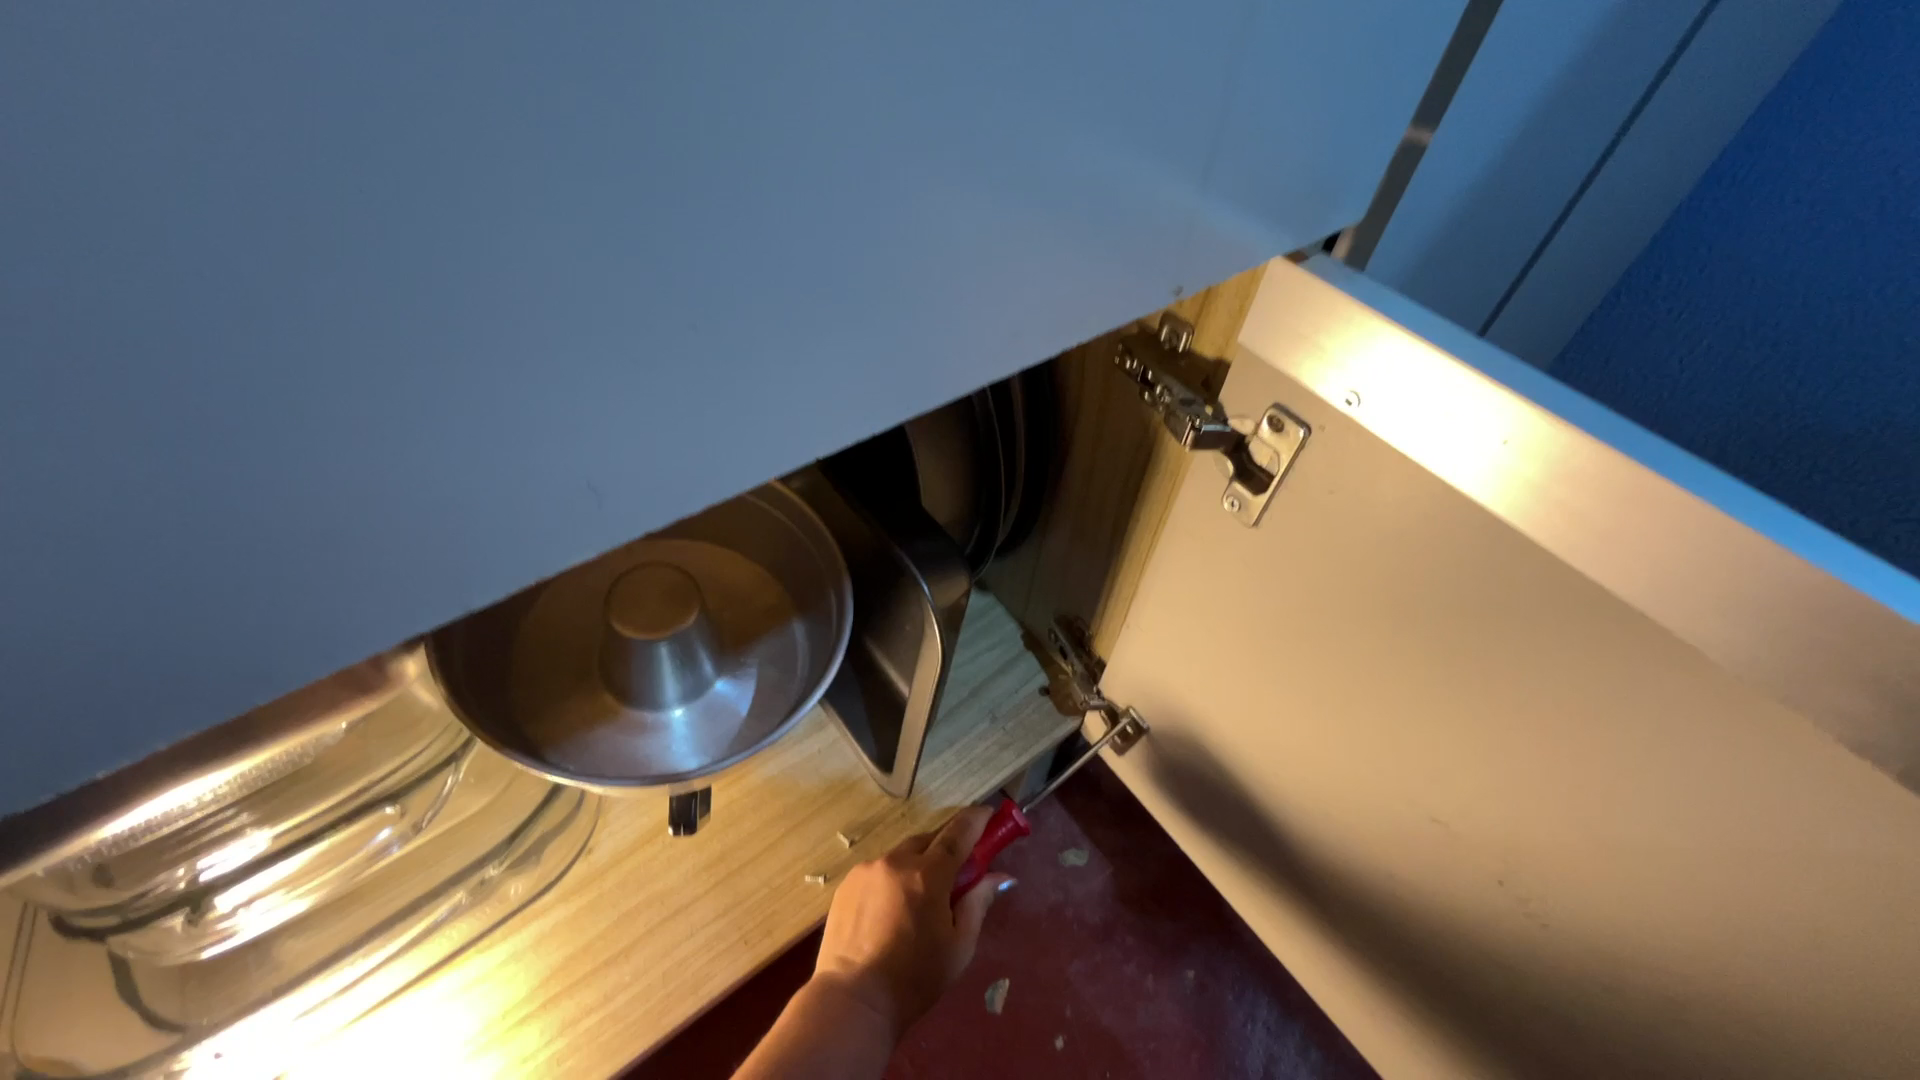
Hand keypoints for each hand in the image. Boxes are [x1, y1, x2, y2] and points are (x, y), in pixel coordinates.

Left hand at [810, 806, 1014, 1037]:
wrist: (852, 1000)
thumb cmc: (914, 979)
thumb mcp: (959, 946)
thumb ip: (978, 903)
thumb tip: (1000, 876)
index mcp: (927, 876)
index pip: (958, 834)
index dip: (975, 820)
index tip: (988, 814)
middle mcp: (896, 862)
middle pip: (928, 840)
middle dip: (946, 848)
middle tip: (957, 872)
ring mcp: (867, 870)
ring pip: (901, 856)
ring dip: (917, 865)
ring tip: (920, 901)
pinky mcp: (846, 884)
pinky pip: (878, 871)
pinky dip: (892, 880)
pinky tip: (892, 911)